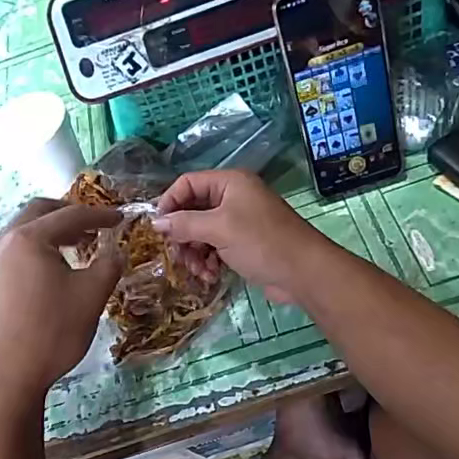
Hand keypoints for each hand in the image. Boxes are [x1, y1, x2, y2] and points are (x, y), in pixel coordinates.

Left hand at [0, 199, 123, 397]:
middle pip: (39, 213)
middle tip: (95, 225)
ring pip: (24, 232)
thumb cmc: (51, 331)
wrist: (5, 377)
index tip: (121, 218)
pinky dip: (39, 249)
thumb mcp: (91, 296)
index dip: (100, 215)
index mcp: (29, 238)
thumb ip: (109, 266)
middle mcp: (4, 242)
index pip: (71, 214)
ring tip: (79, 246)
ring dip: (53, 232)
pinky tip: (55, 270)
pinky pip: (16, 252)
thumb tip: (116, 253)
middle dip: (70, 214)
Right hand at [153, 171, 332, 303]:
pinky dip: (209, 261)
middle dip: (183, 235)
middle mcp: (234, 197)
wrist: (303, 272)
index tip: (158, 229)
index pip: (187, 184)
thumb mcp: (219, 229)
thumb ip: (185, 224)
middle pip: (192, 210)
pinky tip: (211, 276)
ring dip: (195, 253)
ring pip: (202, 232)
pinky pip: (215, 247)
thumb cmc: (262, 242)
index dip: (169, 204)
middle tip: (179, 257)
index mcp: (230, 183)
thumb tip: (155, 223)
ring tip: (199, 271)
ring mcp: (239, 221)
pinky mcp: (243, 244)